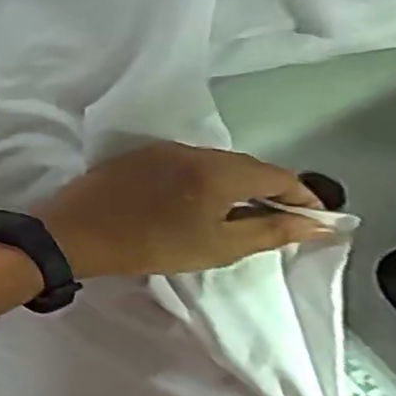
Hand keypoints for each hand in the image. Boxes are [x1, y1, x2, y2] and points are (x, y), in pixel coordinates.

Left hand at [33, 140, 330, 278]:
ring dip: (233, 183)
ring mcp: (155, 150)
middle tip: (283, 219)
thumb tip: (319, 223)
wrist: (76, 233)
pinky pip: (180, 163)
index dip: (303, 196)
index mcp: (215, 169)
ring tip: (243, 213)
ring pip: (211, 162)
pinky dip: (201, 179)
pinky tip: (198, 202)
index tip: (318, 219)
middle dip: (269, 188)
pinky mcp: (132, 157)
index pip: (276, 174)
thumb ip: (272, 231)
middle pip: (243, 164)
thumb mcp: (220, 246)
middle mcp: (187, 149)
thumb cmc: (151, 244)